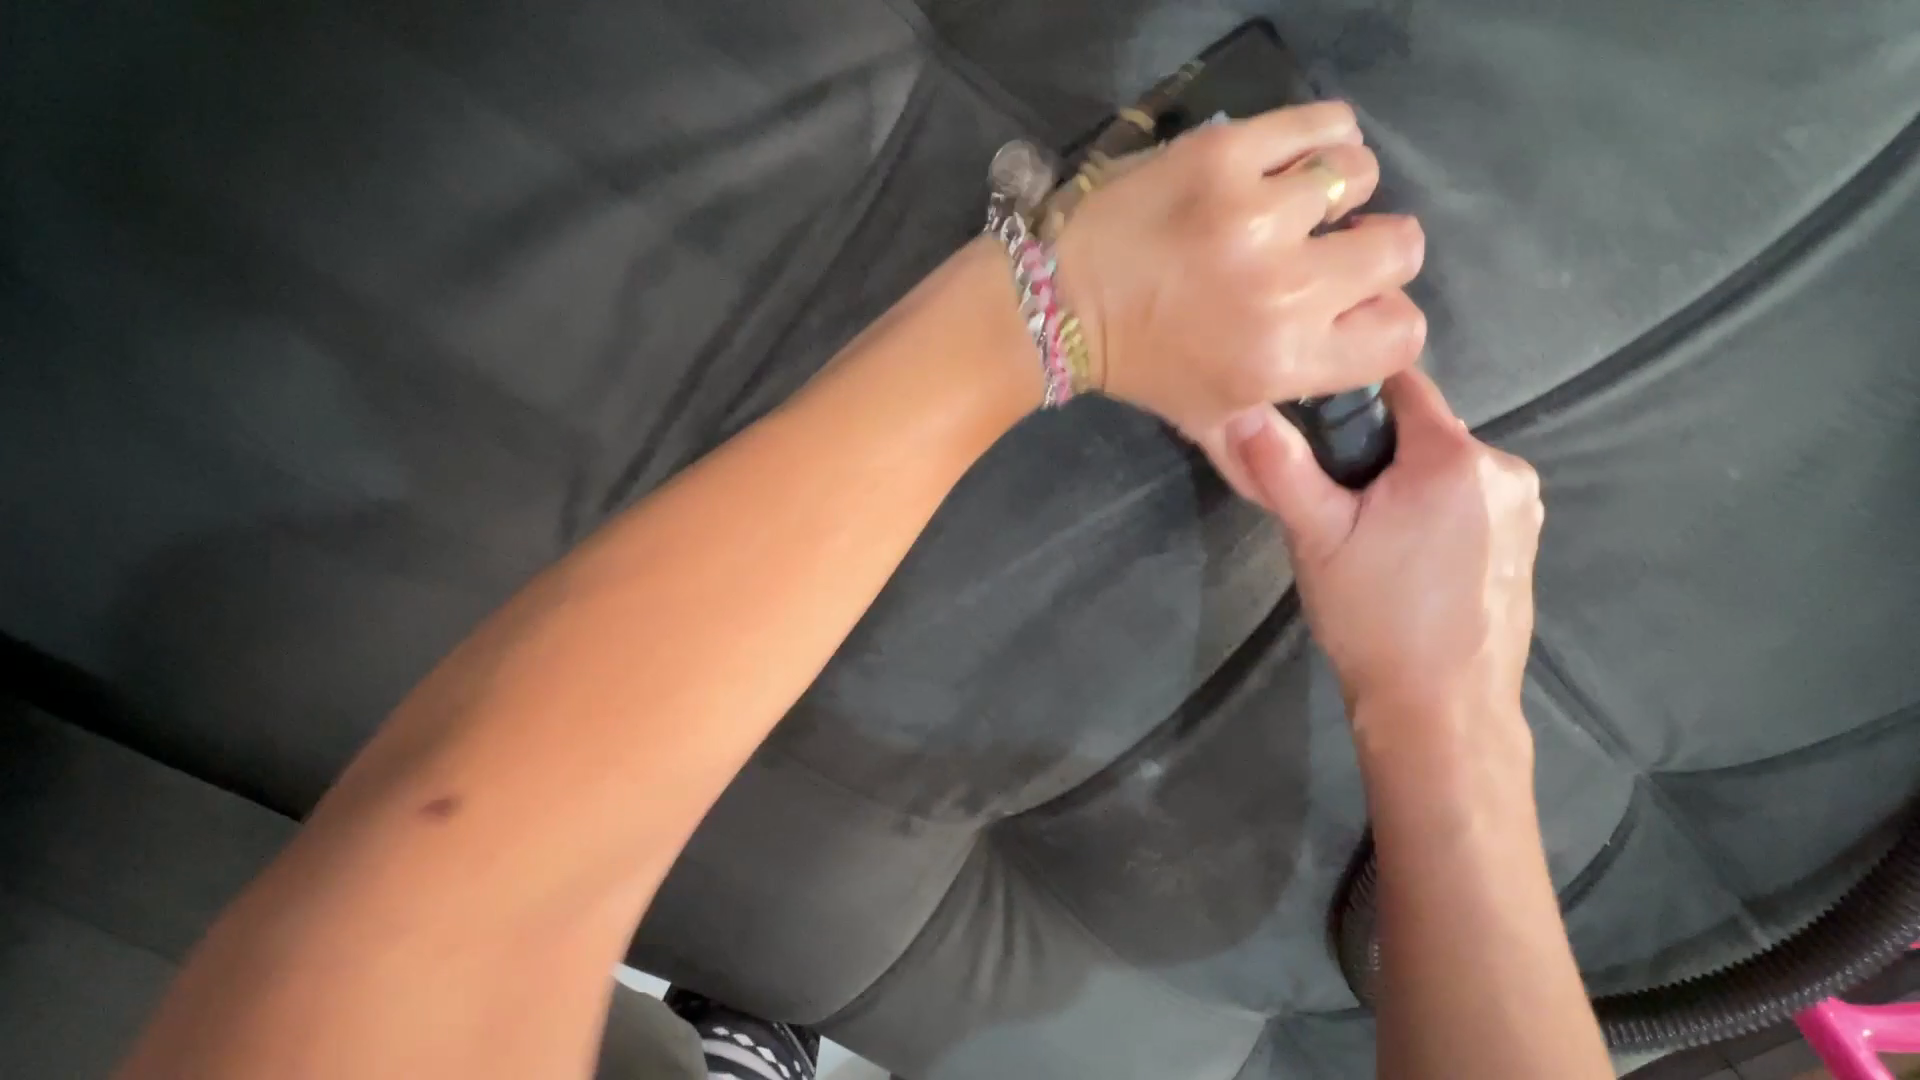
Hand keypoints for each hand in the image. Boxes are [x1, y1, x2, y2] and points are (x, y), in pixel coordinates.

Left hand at [1054, 102, 1426, 497]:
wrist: (1060, 301)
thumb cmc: (1136, 365)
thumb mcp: (1202, 423)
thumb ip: (1258, 457)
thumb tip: (1300, 488)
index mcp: (1284, 361)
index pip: (1401, 334)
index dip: (1381, 318)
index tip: (1347, 306)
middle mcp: (1284, 289)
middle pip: (1399, 247)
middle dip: (1367, 252)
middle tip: (1319, 253)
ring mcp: (1257, 215)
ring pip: (1361, 176)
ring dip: (1337, 191)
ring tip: (1292, 206)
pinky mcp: (1226, 155)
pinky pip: (1322, 123)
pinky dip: (1318, 138)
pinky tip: (1287, 164)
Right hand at [1228, 369, 1543, 759]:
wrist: (1440, 708)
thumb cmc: (1373, 617)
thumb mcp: (1314, 537)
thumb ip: (1281, 468)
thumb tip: (1242, 411)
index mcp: (1453, 457)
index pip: (1402, 385)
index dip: (1353, 397)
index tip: (1318, 427)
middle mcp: (1505, 469)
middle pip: (1423, 430)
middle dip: (1379, 453)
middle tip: (1335, 503)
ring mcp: (1525, 508)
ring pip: (1446, 467)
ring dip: (1408, 484)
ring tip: (1370, 536)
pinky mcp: (1527, 541)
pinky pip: (1470, 501)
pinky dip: (1437, 512)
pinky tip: (1410, 560)